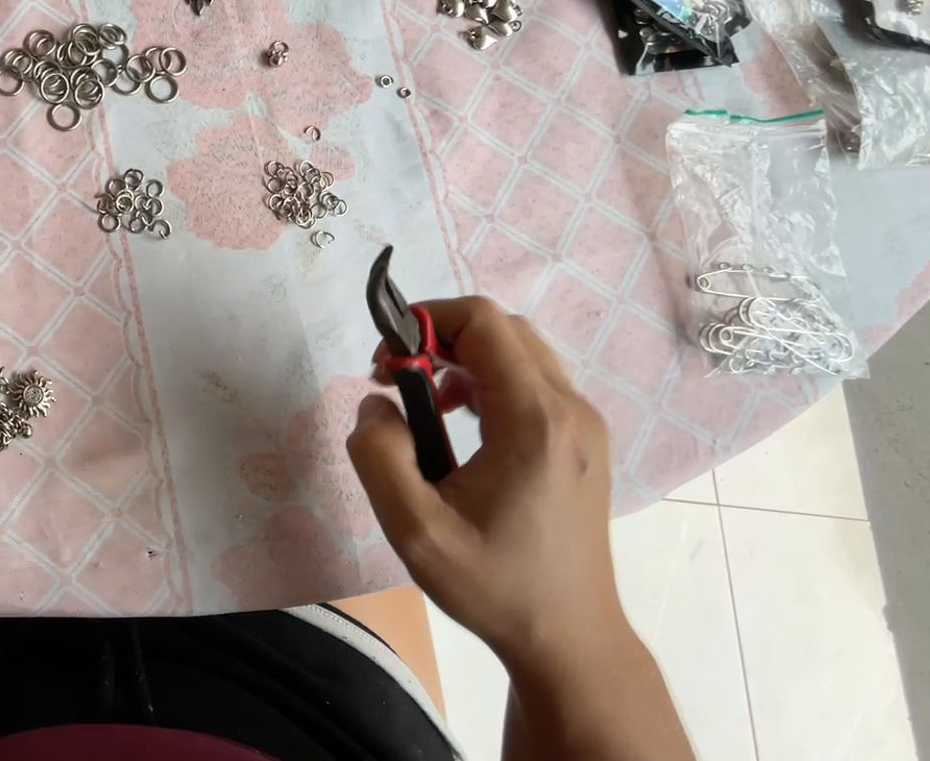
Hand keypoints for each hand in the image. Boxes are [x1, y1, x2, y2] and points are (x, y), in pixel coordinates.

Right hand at [347, 297, 627, 675]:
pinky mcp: (578, 440)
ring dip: (458, 356)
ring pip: (515, 350)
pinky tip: (455, 420)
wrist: (568, 638)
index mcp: (535, 422)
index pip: (482, 322)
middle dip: (436, 336)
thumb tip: (378, 403)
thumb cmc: (492, 583)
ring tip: (420, 399)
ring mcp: (581, 425)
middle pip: (500, 328)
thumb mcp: (413, 528)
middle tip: (395, 376)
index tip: (384, 362)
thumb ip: (378, 453)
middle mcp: (569, 410)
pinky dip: (481, 378)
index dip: (423, 321)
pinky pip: (527, 379)